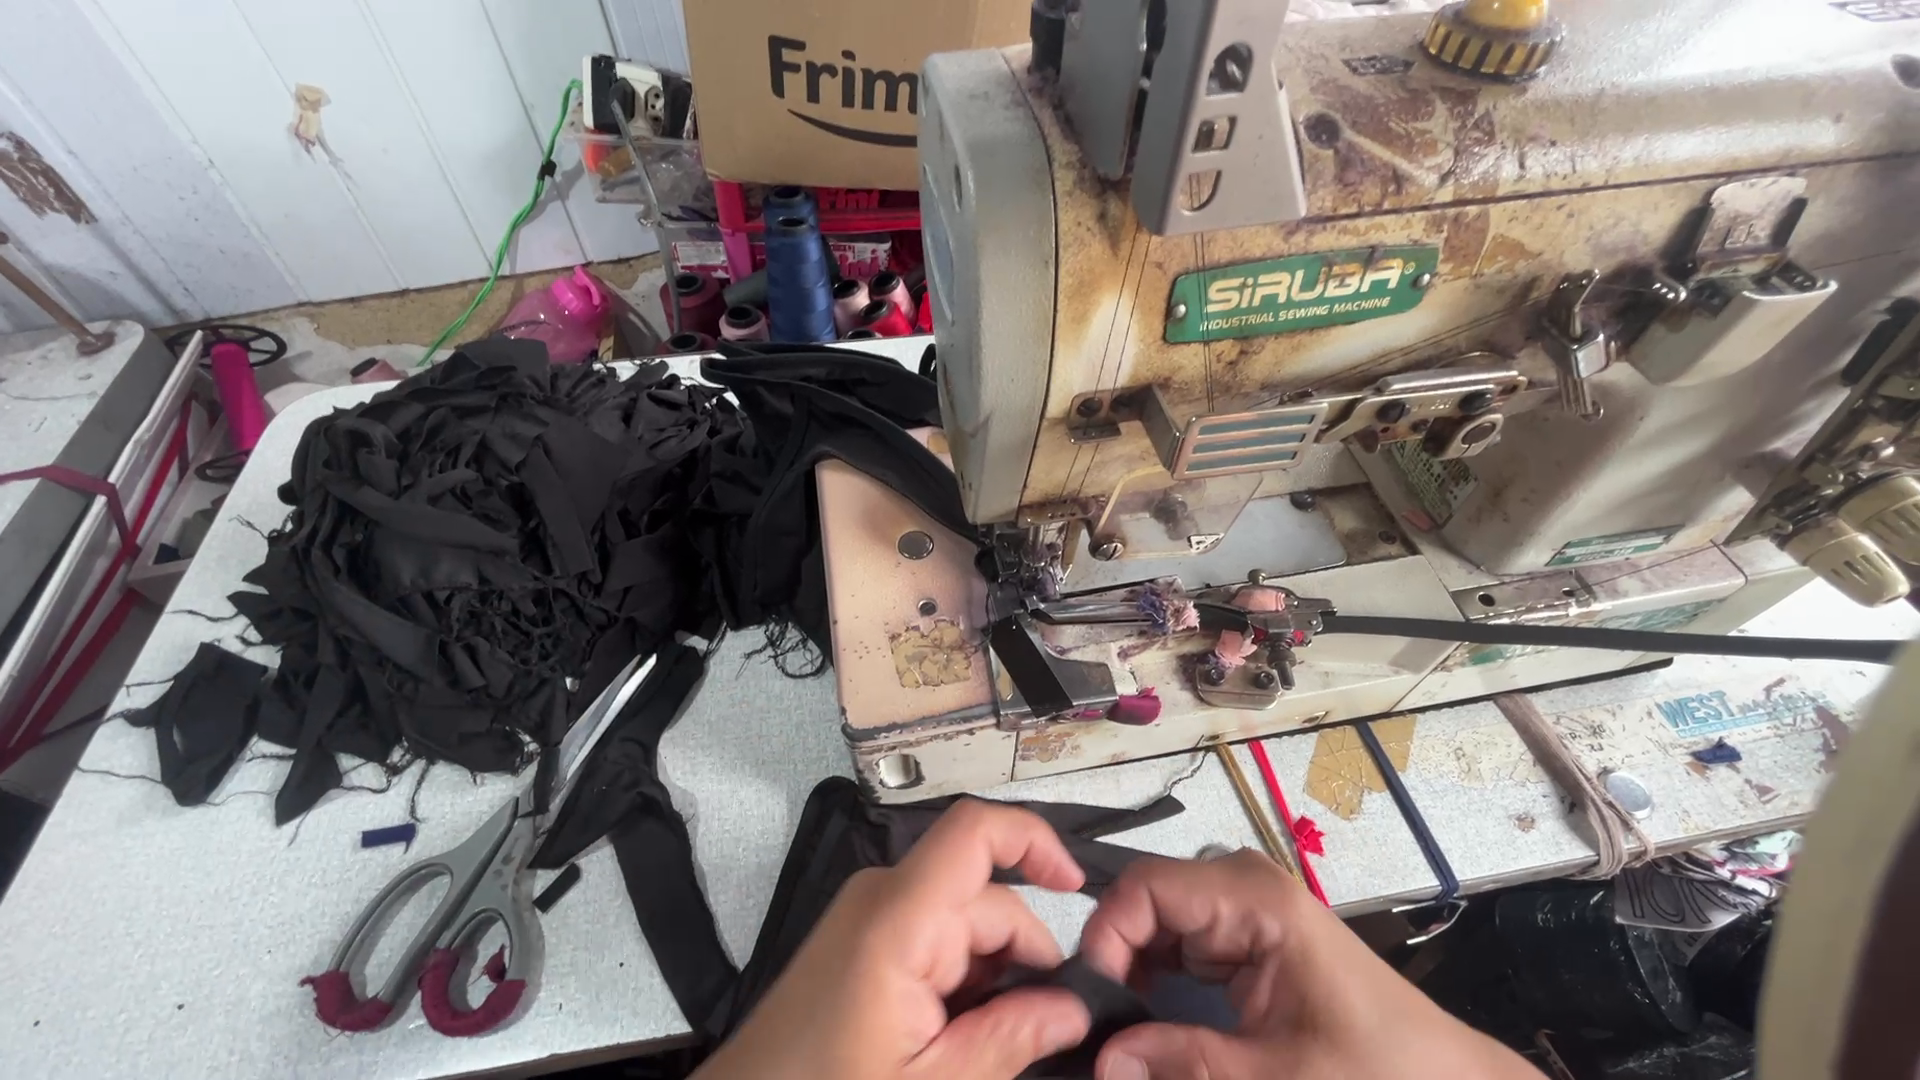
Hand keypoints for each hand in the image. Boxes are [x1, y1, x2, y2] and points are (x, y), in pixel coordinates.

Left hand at [696, 800, 1093, 1079]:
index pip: (975, 831)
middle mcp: (884, 897)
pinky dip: (960, 981)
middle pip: (982, 896)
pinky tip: (957, 1040)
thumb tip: (1072, 1007)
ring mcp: (868, 917)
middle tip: (1044, 1034)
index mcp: (899, 917)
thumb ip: (1009, 1040)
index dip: (1034, 840)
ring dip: (993, 978)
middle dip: (1023, 957)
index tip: (1078, 889)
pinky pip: (931, 940)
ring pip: (962, 924)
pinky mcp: (861, 940)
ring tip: (992, 1050)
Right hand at [1078, 850, 1538, 1079]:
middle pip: (1146, 900)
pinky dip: (1152, 976)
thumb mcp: (1280, 1079)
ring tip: (1114, 1026)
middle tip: (1095, 1023)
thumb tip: (1101, 1060)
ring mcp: (1241, 905)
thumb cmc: (1376, 1073)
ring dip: (1130, 970)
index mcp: (1254, 899)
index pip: (1147, 887)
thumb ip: (1186, 1064)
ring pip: (1154, 920)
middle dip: (1114, 958)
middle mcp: (1240, 884)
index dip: (1108, 937)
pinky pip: (1176, 939)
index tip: (1092, 1006)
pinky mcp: (1242, 932)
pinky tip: (1145, 1017)